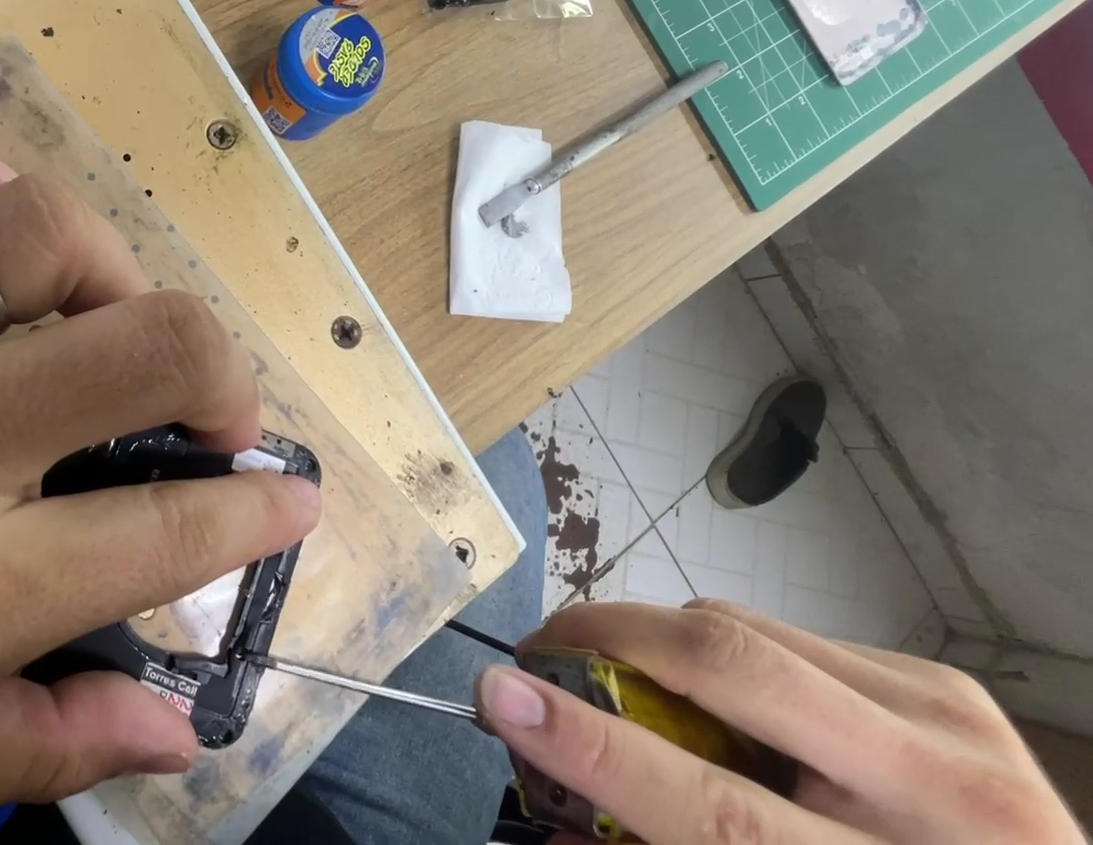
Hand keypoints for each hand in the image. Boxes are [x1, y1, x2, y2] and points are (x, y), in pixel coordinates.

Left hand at [0, 112, 319, 841]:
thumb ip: (39, 745)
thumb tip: (177, 730)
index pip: (167, 531)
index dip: (258, 513)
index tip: (295, 502)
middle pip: (143, 343)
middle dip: (221, 370)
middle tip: (215, 407)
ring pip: (29, 230)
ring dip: (104, 265)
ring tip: (97, 317)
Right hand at [476, 599, 1084, 843]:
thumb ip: (641, 844)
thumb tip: (539, 803)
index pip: (708, 806)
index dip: (588, 742)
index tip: (498, 692)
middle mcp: (946, 797)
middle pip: (728, 665)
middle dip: (607, 637)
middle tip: (541, 650)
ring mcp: (952, 722)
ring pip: (740, 627)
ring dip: (654, 639)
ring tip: (624, 675)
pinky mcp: (942, 682)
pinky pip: (776, 631)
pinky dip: (715, 648)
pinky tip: (722, 696)